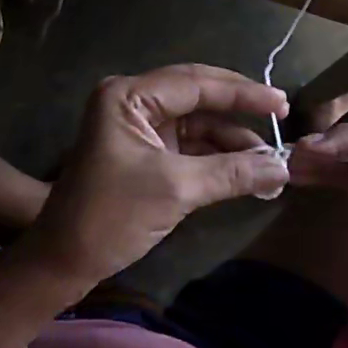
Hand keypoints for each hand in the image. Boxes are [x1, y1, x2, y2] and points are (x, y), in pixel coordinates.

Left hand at [24, 64, 290, 287]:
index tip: (282, 104)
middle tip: (282, 117)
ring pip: (199, 122)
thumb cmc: (110, 216)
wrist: (62, 263)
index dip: (243, 93)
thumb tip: (284, 169)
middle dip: (240, 110)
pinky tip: (250, 167)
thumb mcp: (176, 190)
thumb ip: (232, 173)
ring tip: (272, 156)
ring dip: (233, 138)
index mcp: (129, 96)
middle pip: (200, 96)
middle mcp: (135, 102)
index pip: (196, 83)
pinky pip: (192, 144)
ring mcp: (142, 127)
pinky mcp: (149, 152)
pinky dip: (220, 156)